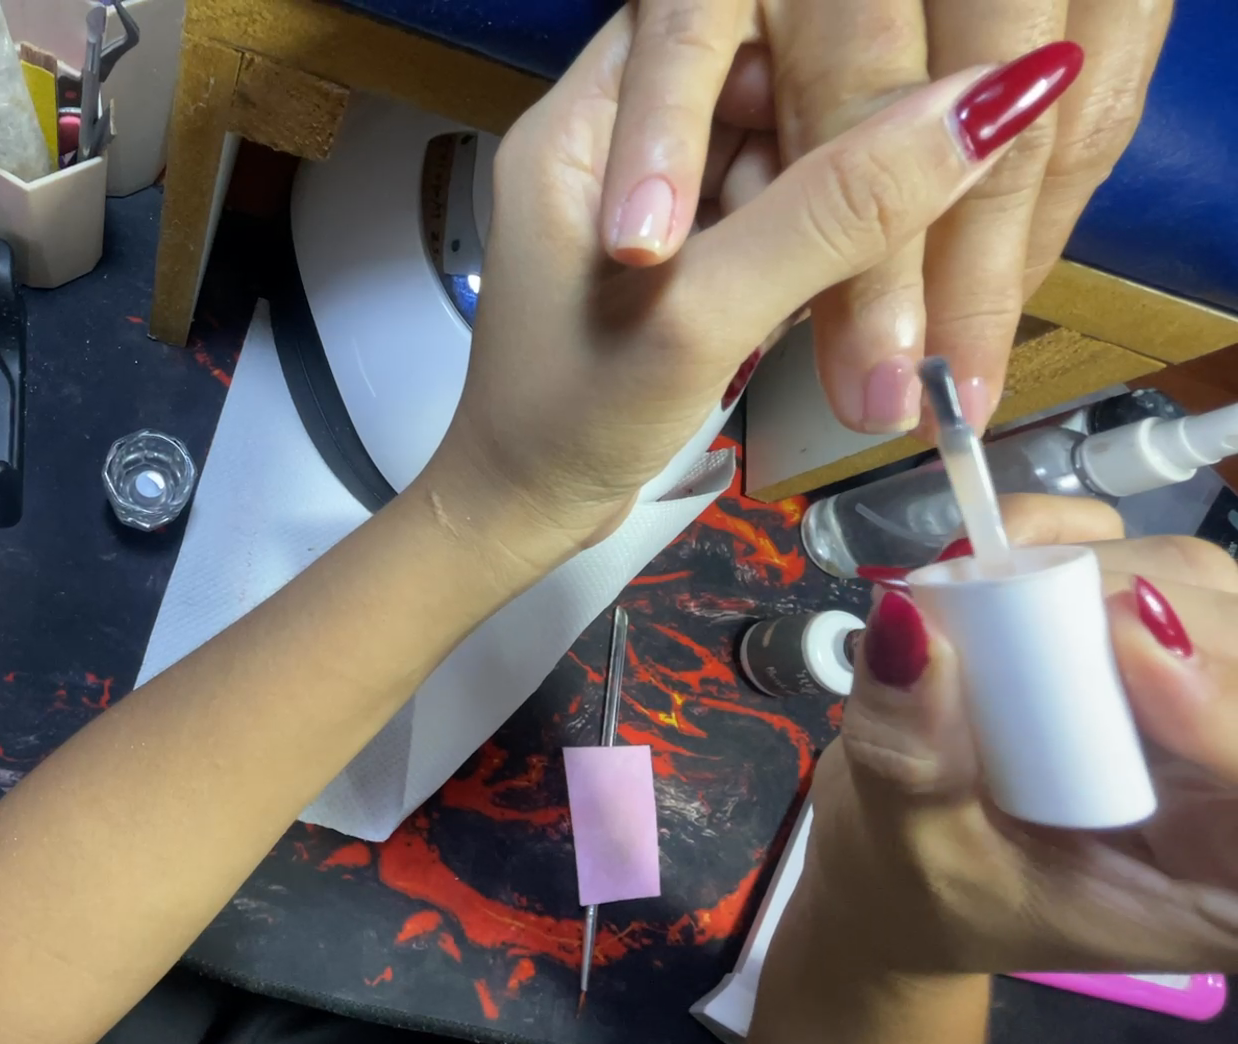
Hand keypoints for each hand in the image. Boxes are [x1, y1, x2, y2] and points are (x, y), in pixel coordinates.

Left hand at [596, 0, 1172, 434]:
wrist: (525, 505)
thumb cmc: (573, 418)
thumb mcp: (700, 315)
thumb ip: (834, 209)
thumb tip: (1008, 88)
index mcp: (575, 135)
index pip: (702, 17)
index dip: (819, 32)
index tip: (913, 68)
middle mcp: (603, 153)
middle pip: (753, 84)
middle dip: (838, 143)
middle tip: (919, 195)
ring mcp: (638, 209)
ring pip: (768, 155)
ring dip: (836, 209)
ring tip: (882, 273)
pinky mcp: (668, 263)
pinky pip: (759, 216)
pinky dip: (810, 248)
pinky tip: (847, 291)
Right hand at [799, 495, 1237, 974]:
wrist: (901, 874)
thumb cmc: (916, 889)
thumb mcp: (908, 845)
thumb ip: (909, 755)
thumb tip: (904, 627)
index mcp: (1234, 872)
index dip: (1225, 693)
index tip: (1123, 635)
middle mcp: (1235, 772)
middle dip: (1147, 609)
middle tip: (999, 596)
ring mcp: (1189, 706)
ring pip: (1209, 593)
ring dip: (1098, 565)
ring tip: (973, 582)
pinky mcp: (1128, 654)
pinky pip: (1143, 567)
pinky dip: (1070, 536)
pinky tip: (1003, 548)